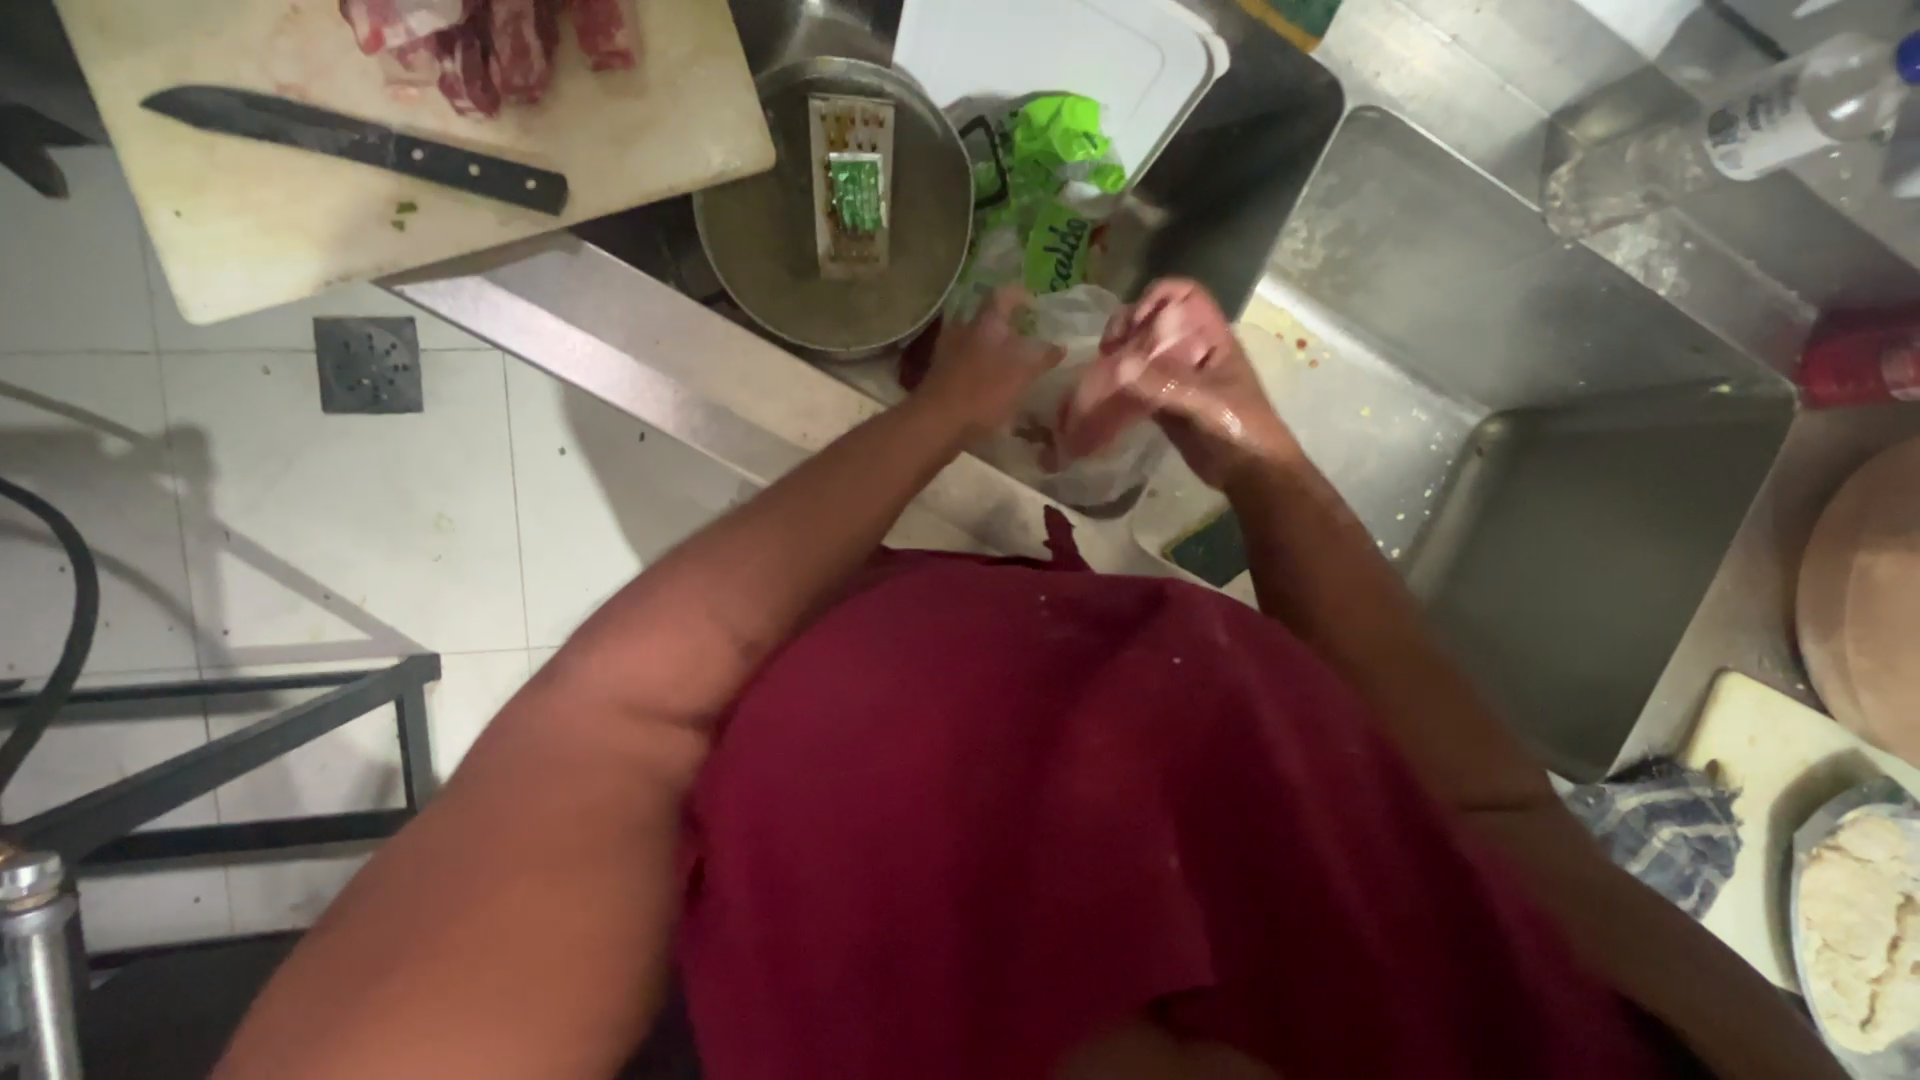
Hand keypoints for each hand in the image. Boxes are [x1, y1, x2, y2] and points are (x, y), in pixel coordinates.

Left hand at [912, 286, 1061, 439]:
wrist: (934, 424)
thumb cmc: (981, 395)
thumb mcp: (1020, 377)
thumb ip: (1041, 359)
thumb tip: (1060, 346)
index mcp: (985, 324)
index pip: (1003, 295)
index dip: (1020, 295)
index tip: (1034, 305)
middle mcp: (963, 331)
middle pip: (986, 319)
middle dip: (1006, 326)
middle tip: (1024, 337)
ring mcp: (947, 352)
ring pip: (973, 340)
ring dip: (990, 348)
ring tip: (1009, 362)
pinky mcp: (939, 375)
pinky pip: (962, 362)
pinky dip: (977, 367)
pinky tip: (989, 383)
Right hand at [1059, 278, 1299, 489]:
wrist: (1251, 473)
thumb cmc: (1241, 428)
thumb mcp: (1206, 401)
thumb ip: (1166, 383)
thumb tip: (1120, 365)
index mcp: (1212, 338)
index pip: (1185, 295)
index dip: (1158, 297)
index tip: (1135, 322)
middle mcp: (1192, 351)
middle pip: (1156, 320)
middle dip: (1129, 326)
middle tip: (1108, 347)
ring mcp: (1178, 377)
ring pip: (1144, 352)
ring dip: (1121, 354)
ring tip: (1101, 368)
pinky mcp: (1165, 403)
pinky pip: (1138, 385)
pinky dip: (1120, 384)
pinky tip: (1104, 392)